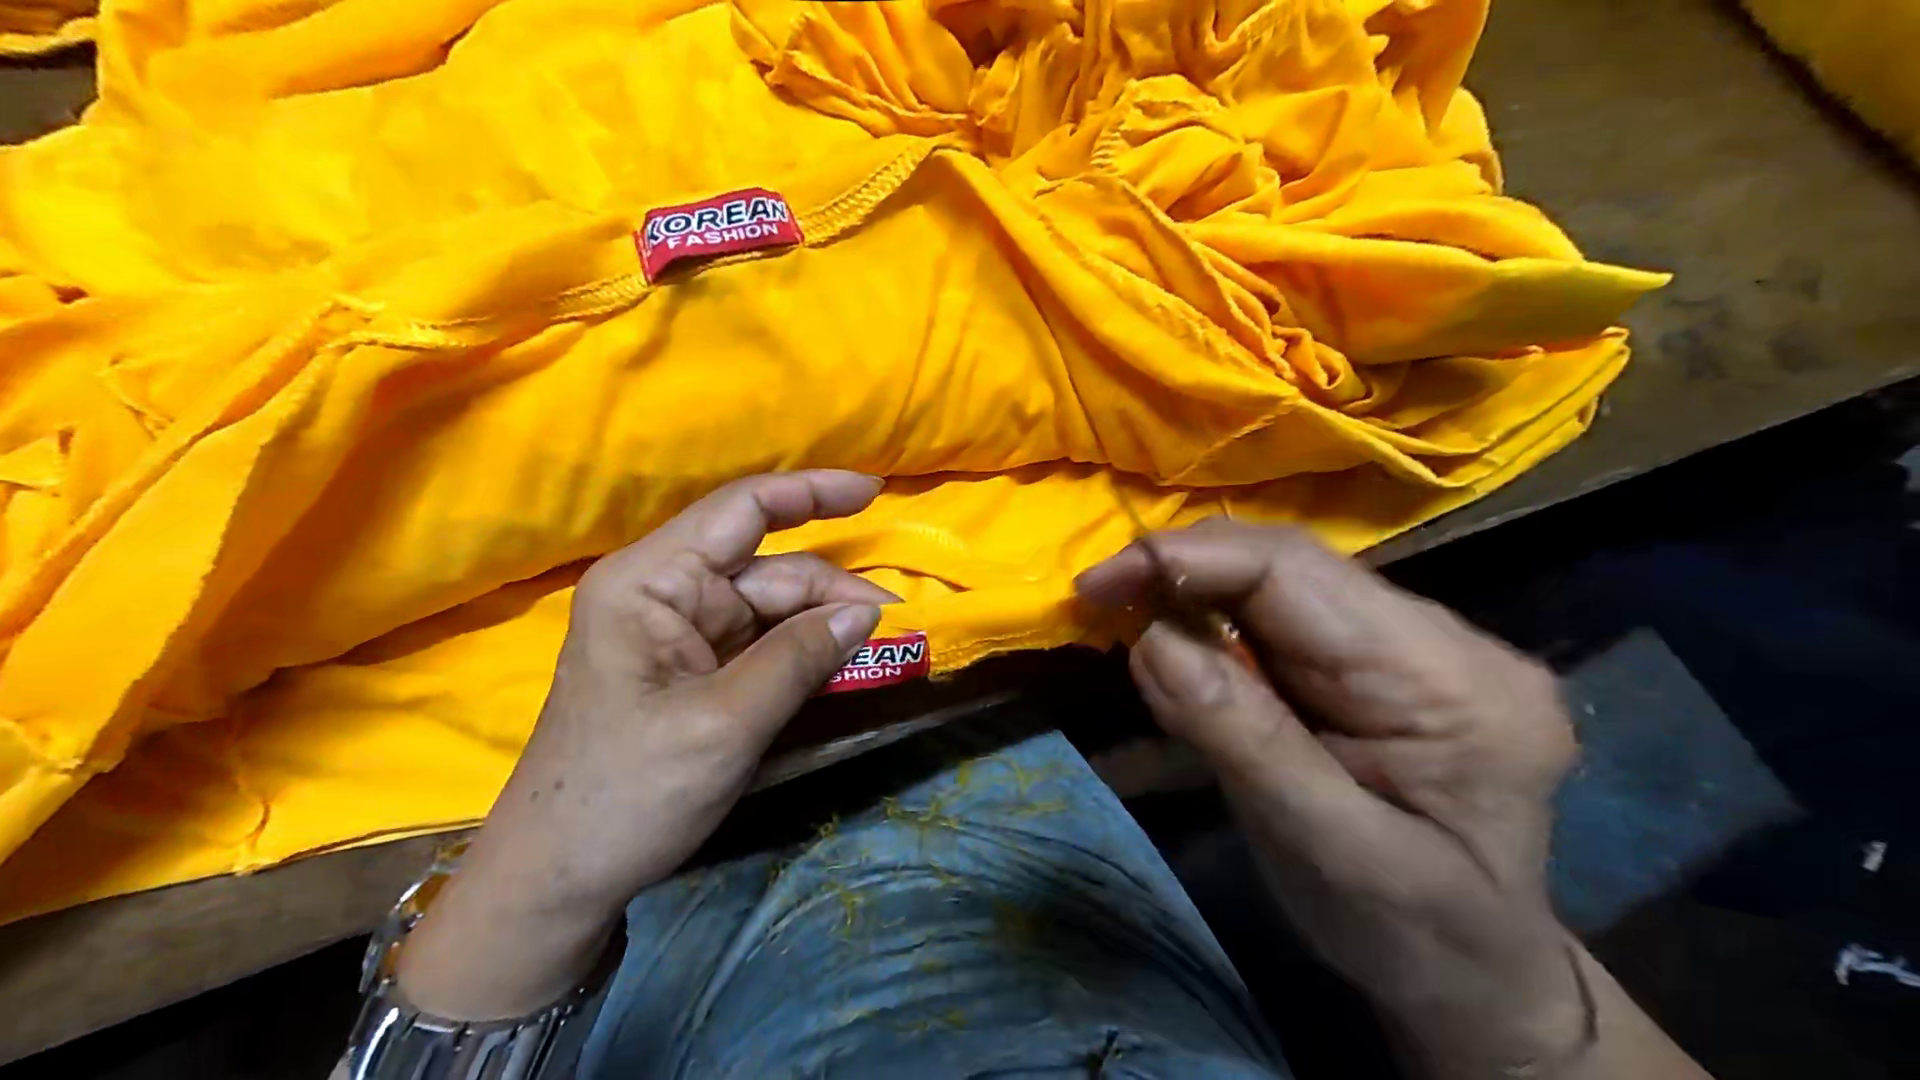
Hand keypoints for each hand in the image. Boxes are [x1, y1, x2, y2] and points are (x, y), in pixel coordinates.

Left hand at [396, 471, 894, 1018]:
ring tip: (879, 650)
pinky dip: (804, 651)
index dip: (811, 492)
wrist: (559, 878)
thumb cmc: (628, 793)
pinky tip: (841, 664)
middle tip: (895, 624)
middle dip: (832, 591)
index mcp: (652, 581)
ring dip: (824, 625)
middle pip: (769, 569)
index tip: (874, 490)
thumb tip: (867, 614)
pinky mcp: (696, 669)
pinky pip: (764, 643)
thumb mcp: (726, 724)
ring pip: (773, 608)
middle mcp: (667, 593)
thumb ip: (799, 658)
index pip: (742, 510)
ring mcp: (682, 633)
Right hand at [1076, 521, 1588, 1073]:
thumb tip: (1150, 640)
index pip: (1298, 574)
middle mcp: (1440, 639)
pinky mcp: (1379, 654)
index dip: (1187, 560)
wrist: (1471, 969)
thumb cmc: (1410, 932)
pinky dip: (1216, 619)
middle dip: (1182, 571)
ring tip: (1127, 616)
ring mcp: (1414, 640)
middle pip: (1287, 563)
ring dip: (1194, 593)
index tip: (1097, 584)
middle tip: (1099, 597)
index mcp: (1448, 682)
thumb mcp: (1323, 848)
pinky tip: (1182, 644)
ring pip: (1279, 580)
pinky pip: (1281, 611)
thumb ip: (1243, 739)